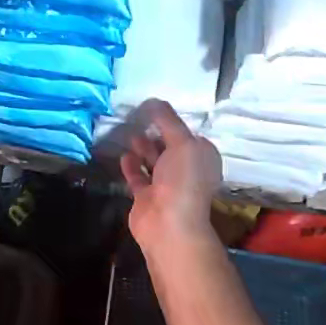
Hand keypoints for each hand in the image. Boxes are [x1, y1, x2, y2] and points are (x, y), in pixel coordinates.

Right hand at [121, 99, 222, 254]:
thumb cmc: (183, 180)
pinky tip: (123, 154)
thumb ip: (168, 120)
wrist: (168, 223)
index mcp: (202, 157)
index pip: (190, 135)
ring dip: (142, 147)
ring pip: (153, 161)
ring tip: (128, 132)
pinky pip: (138, 176)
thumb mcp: (182, 142)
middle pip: (170, 147)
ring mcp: (166, 185)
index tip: (157, 109)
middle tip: (138, 117)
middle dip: (156, 134)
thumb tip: (154, 101)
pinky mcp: (147, 197)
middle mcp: (187, 171)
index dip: (174, 122)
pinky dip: (131, 165)